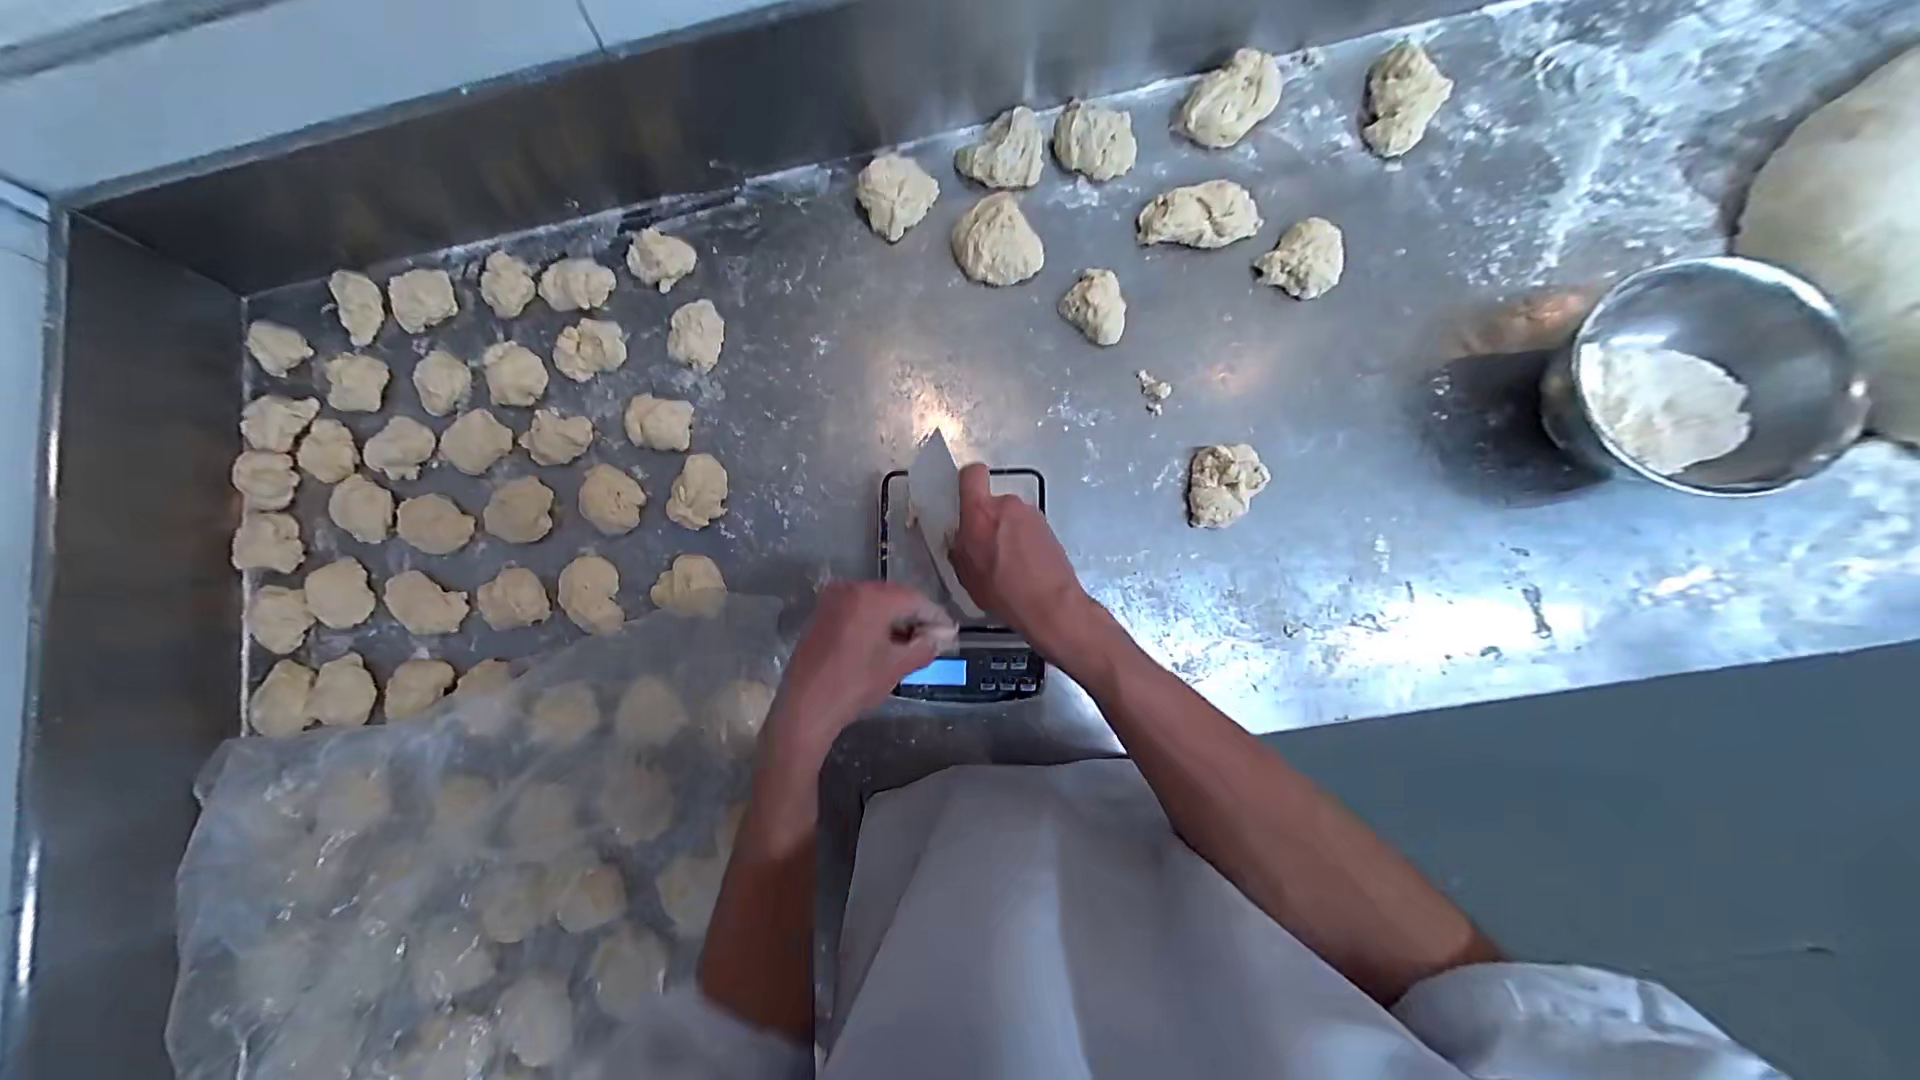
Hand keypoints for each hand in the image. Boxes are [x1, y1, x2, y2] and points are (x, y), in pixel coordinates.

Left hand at [766, 582, 953, 758]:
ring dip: (895, 620)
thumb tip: (944, 637)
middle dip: (915, 617)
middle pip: (895, 597)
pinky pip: (858, 610)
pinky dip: (874, 622)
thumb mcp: (896, 666)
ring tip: (912, 644)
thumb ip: (924, 646)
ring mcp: (833, 599)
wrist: (804, 707)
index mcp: (871, 598)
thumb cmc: (853, 685)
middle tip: (934, 640)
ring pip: (876, 603)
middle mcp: (851, 589)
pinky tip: (885, 643)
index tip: (950, 633)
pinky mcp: (822, 613)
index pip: (915, 599)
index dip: (936, 617)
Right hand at [951, 464, 1090, 647]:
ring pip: (1012, 516)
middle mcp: (1007, 505)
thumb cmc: (1002, 590)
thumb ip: (960, 547)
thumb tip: (962, 539)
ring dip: (1008, 532)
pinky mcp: (1048, 526)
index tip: (968, 497)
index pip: (972, 474)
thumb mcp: (966, 574)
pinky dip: (1025, 541)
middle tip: (989, 549)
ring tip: (1010, 563)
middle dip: (990, 520)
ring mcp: (1031, 514)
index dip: (968, 480)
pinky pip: (1029, 528)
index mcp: (980, 513)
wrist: (1049, 603)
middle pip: (993, 503)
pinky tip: (1025, 566)